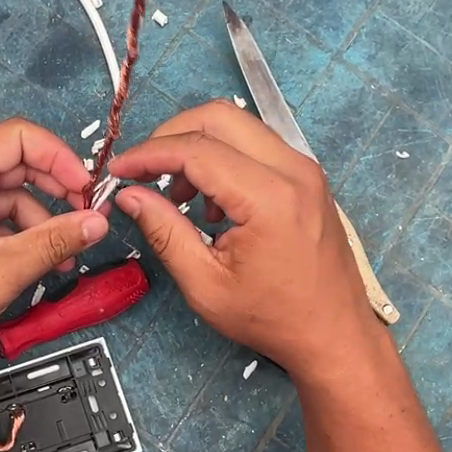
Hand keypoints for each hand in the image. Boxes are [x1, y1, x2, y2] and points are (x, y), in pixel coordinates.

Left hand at [0, 119, 109, 359]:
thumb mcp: (5, 270)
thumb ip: (55, 241)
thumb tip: (95, 223)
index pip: (19, 137)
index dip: (59, 156)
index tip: (85, 187)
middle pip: (17, 164)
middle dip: (56, 188)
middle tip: (85, 215)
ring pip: (10, 195)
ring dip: (42, 220)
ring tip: (66, 253)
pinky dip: (21, 234)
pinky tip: (40, 260)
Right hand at [106, 101, 381, 383]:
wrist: (334, 334)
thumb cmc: (271, 318)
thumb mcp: (205, 284)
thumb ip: (164, 232)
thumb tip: (129, 196)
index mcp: (269, 198)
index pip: (195, 150)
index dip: (148, 155)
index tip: (118, 170)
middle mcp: (292, 170)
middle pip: (218, 117)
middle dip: (170, 136)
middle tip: (142, 171)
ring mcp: (304, 169)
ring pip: (238, 125)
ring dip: (196, 147)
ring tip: (177, 196)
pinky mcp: (306, 177)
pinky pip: (255, 145)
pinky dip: (221, 158)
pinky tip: (210, 204)